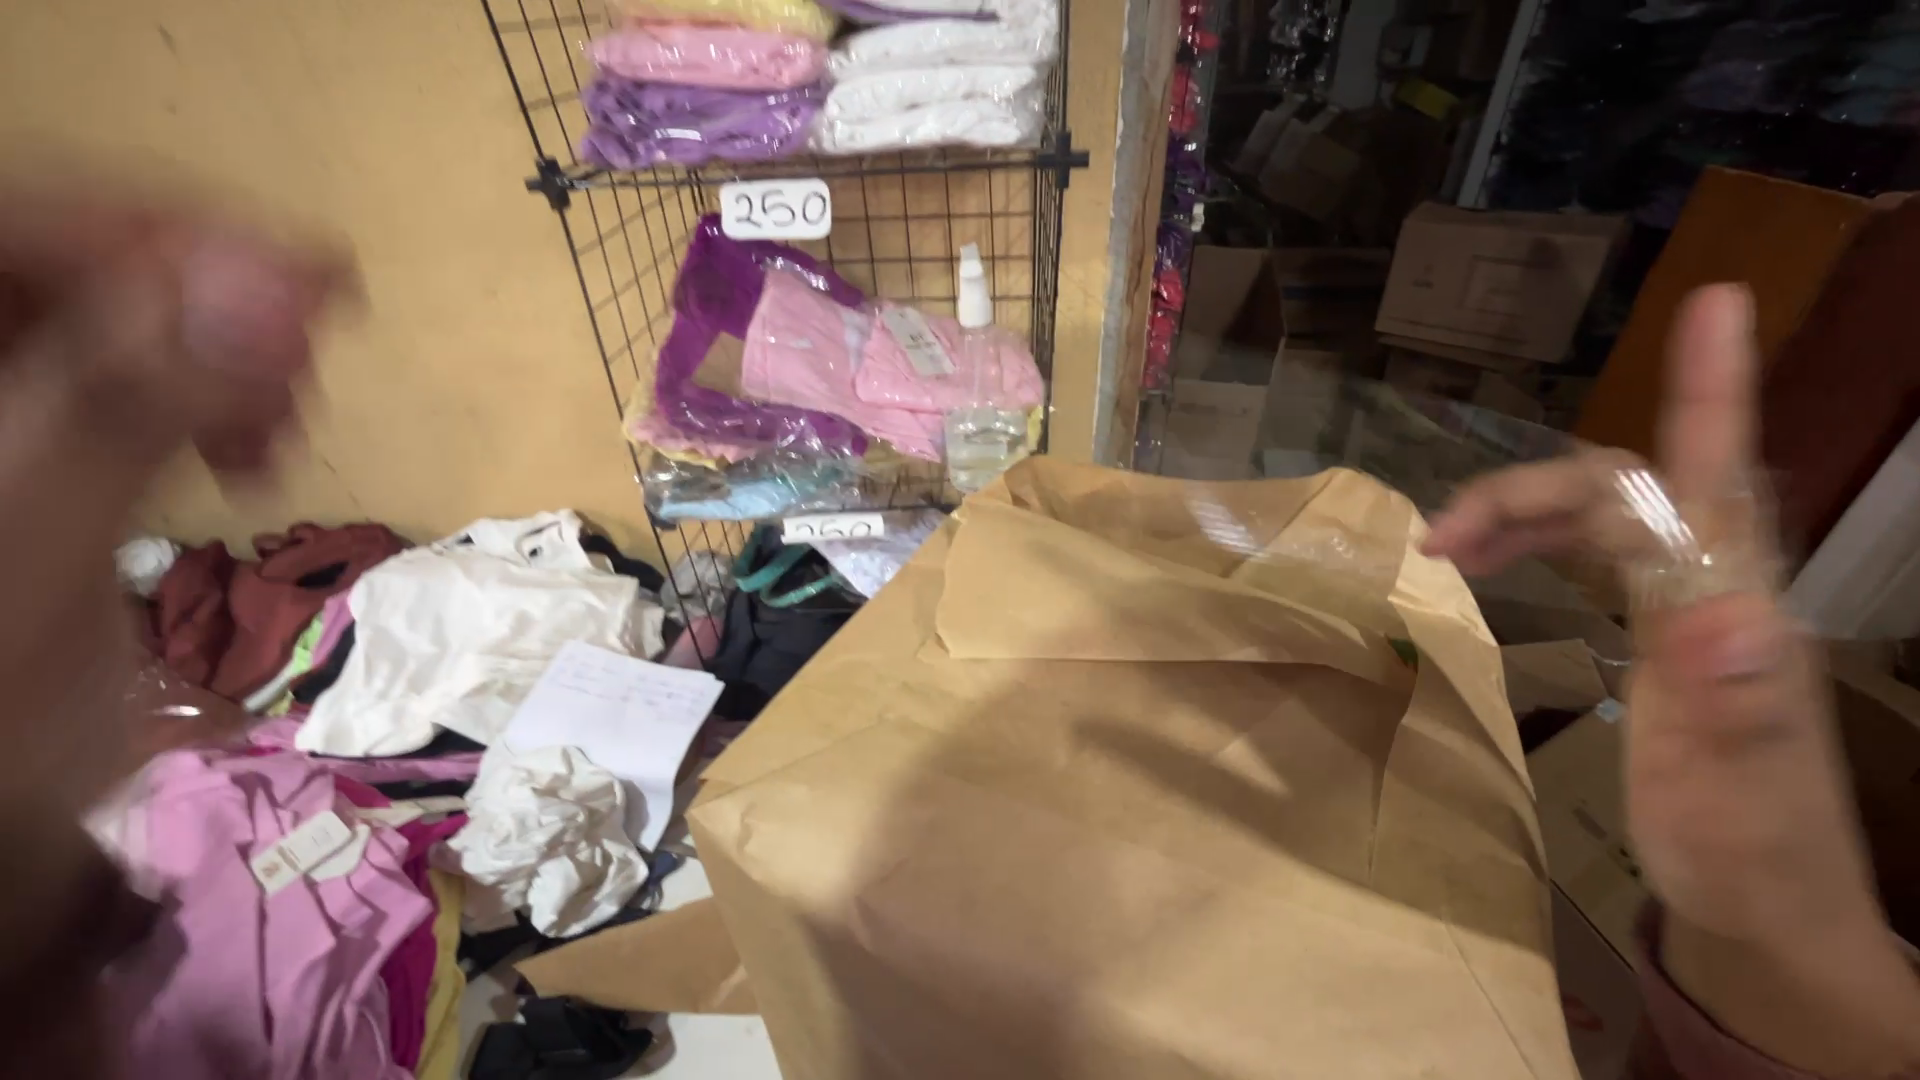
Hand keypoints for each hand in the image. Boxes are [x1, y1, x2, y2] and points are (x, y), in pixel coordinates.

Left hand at [0, 184, 355, 813]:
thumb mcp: (30, 551)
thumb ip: (124, 405)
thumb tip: (271, 283)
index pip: (3, 224)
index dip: (159, 230)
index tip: (312, 277)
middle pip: (68, 265)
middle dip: (210, 310)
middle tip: (306, 382)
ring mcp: (3, 408)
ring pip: (119, 319)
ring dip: (230, 360)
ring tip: (284, 431)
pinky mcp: (48, 440)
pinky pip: (143, 377)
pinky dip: (219, 398)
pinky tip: (253, 444)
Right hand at [1424, 285, 1919, 1076]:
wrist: (1758, 907)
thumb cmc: (1746, 855)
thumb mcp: (1737, 794)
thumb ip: (1738, 705)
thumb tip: (1728, 609)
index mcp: (1735, 610)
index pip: (1708, 481)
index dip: (1710, 390)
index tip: (1709, 303)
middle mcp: (1715, 589)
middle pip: (1618, 491)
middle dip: (1522, 493)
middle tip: (1437, 535)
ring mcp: (1686, 609)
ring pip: (1596, 517)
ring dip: (1516, 514)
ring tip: (1443, 545)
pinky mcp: (1657, 631)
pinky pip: (1588, 556)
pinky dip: (1528, 544)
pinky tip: (1487, 565)